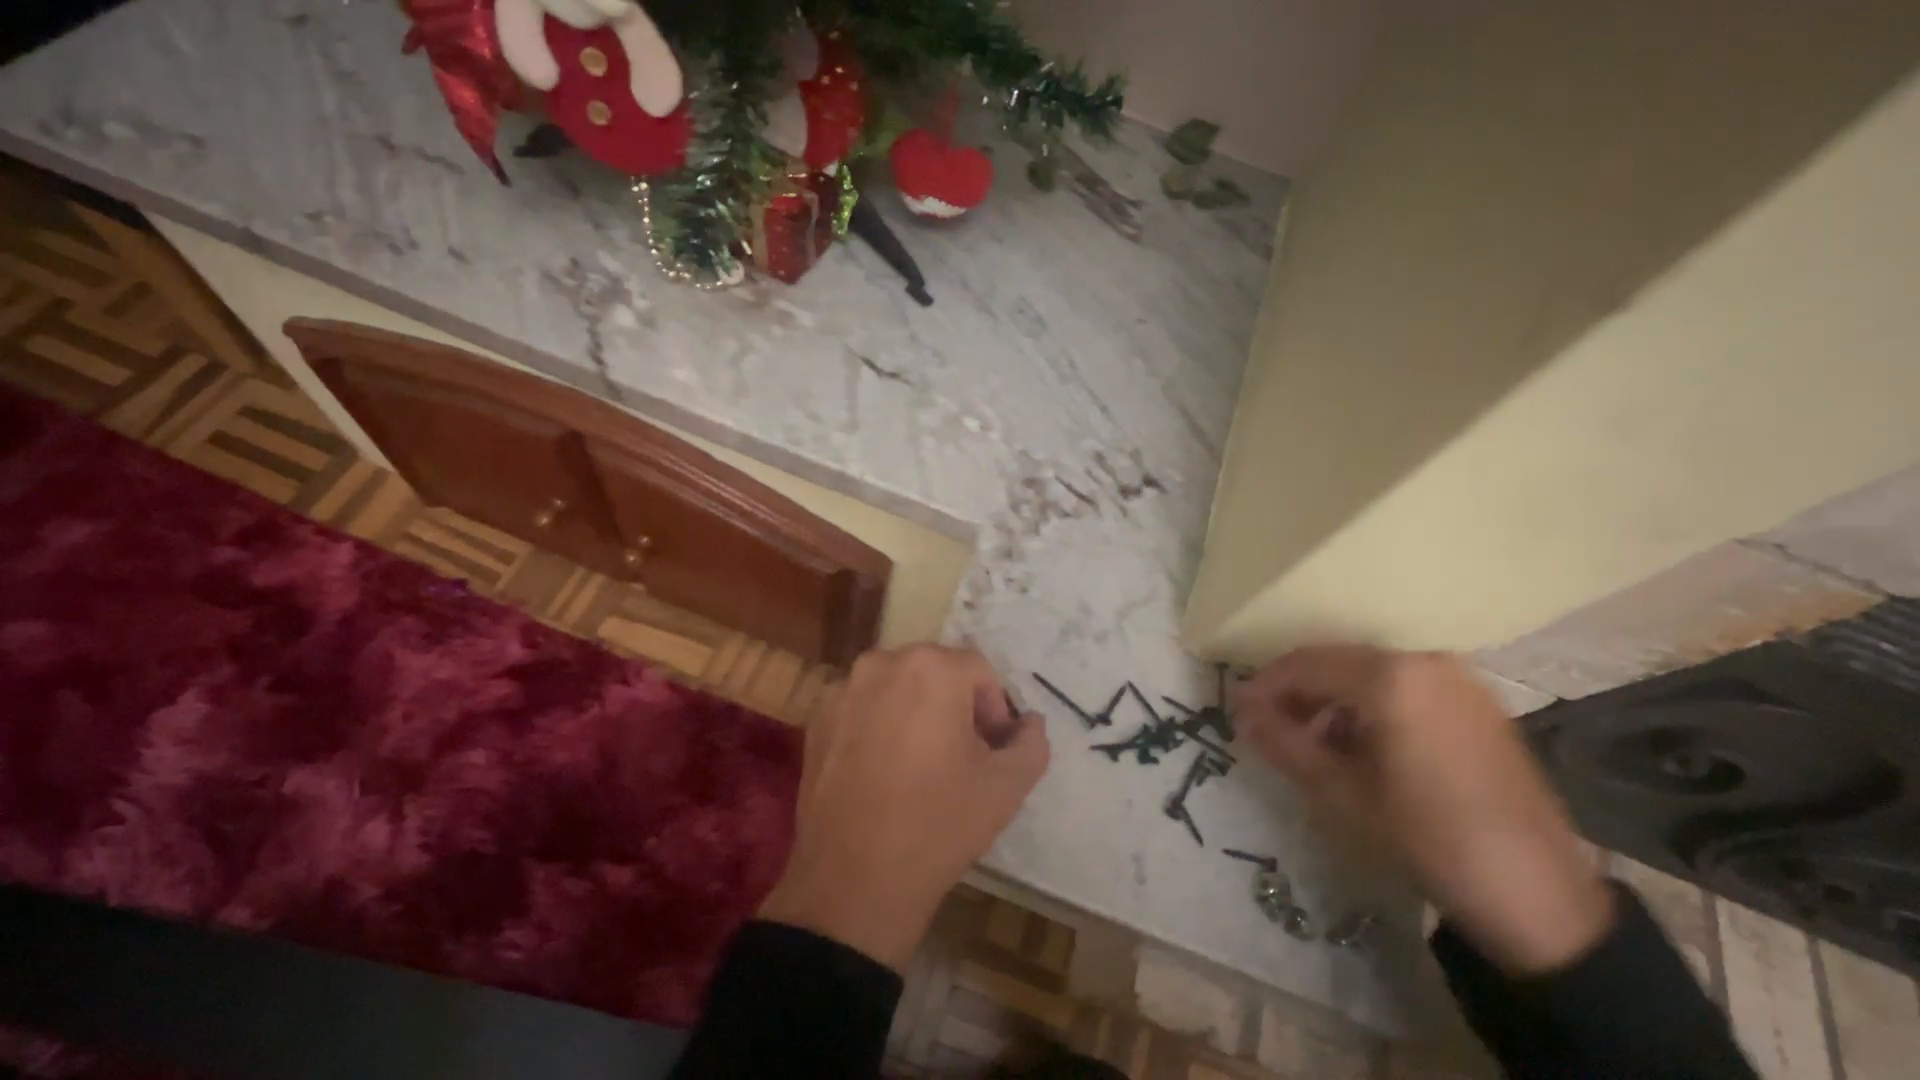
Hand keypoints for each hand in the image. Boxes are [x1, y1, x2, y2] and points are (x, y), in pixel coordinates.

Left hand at [758, 645, 1050, 969]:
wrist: (854, 880)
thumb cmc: (939, 823)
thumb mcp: (1008, 786)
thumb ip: (1032, 742)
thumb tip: (1027, 723)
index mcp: (932, 668)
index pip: (980, 672)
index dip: (994, 711)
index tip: (992, 754)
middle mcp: (881, 664)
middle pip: (935, 674)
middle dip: (955, 708)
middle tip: (962, 759)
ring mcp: (841, 692)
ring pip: (895, 690)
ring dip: (915, 715)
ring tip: (920, 769)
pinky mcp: (814, 722)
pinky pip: (862, 711)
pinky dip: (878, 729)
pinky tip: (882, 776)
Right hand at [1232, 645, 1612, 974]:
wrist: (1536, 891)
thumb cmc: (1428, 837)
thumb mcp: (1342, 793)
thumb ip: (1286, 742)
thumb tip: (1244, 712)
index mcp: (1391, 676)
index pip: (1306, 663)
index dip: (1265, 686)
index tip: (1236, 712)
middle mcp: (1426, 660)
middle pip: (1341, 662)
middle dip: (1299, 693)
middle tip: (1268, 729)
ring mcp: (1460, 679)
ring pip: (1374, 674)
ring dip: (1334, 701)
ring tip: (1312, 745)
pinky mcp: (1479, 704)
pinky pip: (1408, 688)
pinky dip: (1373, 708)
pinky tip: (1361, 748)